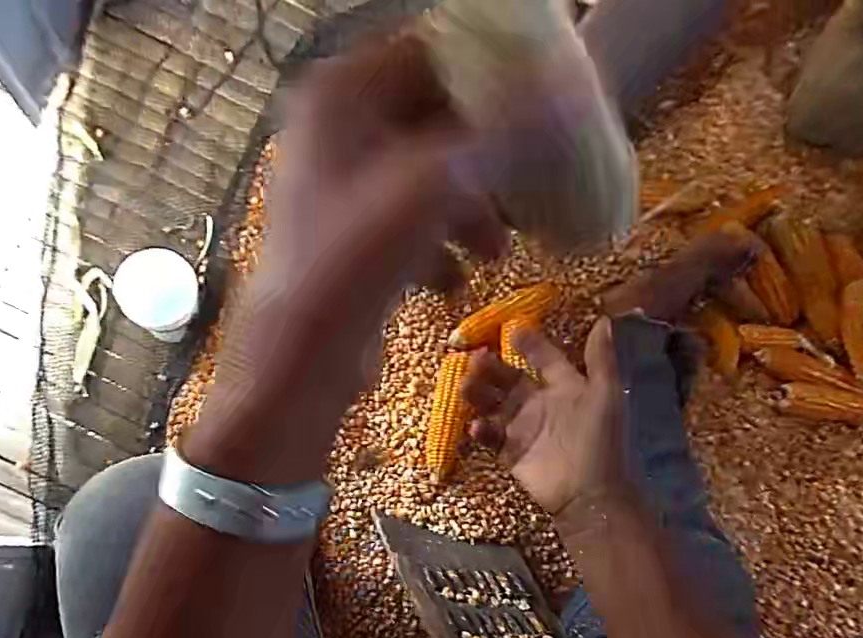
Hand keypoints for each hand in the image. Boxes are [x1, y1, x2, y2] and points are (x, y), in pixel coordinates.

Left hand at [187, 34, 506, 485]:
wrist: (300, 356)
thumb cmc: (353, 260)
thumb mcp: (433, 184)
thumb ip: (499, 134)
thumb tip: (561, 97)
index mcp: (340, 95)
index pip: (431, 55)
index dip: (490, 77)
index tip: (538, 107)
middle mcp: (334, 133)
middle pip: (431, 124)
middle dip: (483, 159)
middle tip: (526, 183)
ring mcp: (337, 191)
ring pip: (423, 181)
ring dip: (466, 212)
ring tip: (496, 251)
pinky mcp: (345, 242)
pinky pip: (404, 228)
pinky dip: (435, 249)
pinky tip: (454, 281)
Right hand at [462, 319, 625, 516]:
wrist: (589, 491)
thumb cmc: (601, 439)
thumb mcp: (605, 394)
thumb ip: (601, 359)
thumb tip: (604, 319)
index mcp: (564, 387)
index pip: (544, 359)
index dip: (530, 344)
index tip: (512, 329)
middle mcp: (540, 404)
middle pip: (509, 379)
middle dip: (491, 368)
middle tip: (475, 358)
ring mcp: (523, 428)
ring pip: (493, 404)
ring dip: (478, 394)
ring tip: (464, 386)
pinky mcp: (510, 452)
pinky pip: (490, 437)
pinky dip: (482, 430)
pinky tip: (477, 426)